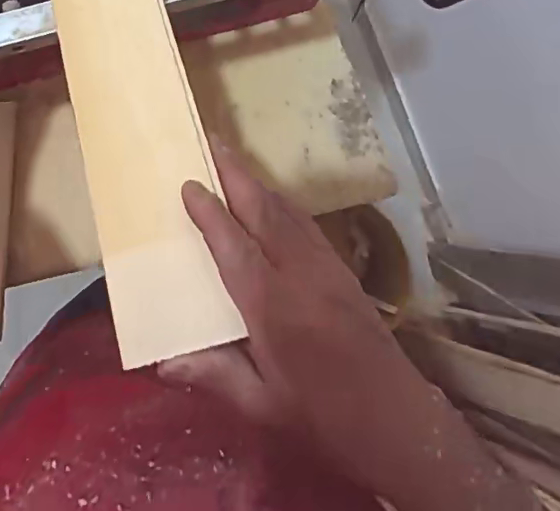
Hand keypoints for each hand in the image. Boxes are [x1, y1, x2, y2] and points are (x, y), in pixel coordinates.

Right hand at [164, 146, 535, 510]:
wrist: (395, 415)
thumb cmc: (323, 416)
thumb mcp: (263, 406)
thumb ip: (216, 374)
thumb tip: (164, 363)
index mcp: (272, 308)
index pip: (233, 247)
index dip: (209, 213)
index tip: (189, 185)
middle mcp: (298, 273)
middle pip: (263, 210)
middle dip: (235, 174)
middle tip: (211, 142)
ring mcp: (325, 265)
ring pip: (286, 210)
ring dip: (258, 182)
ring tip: (233, 161)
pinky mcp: (341, 267)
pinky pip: (305, 222)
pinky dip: (282, 202)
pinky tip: (271, 199)